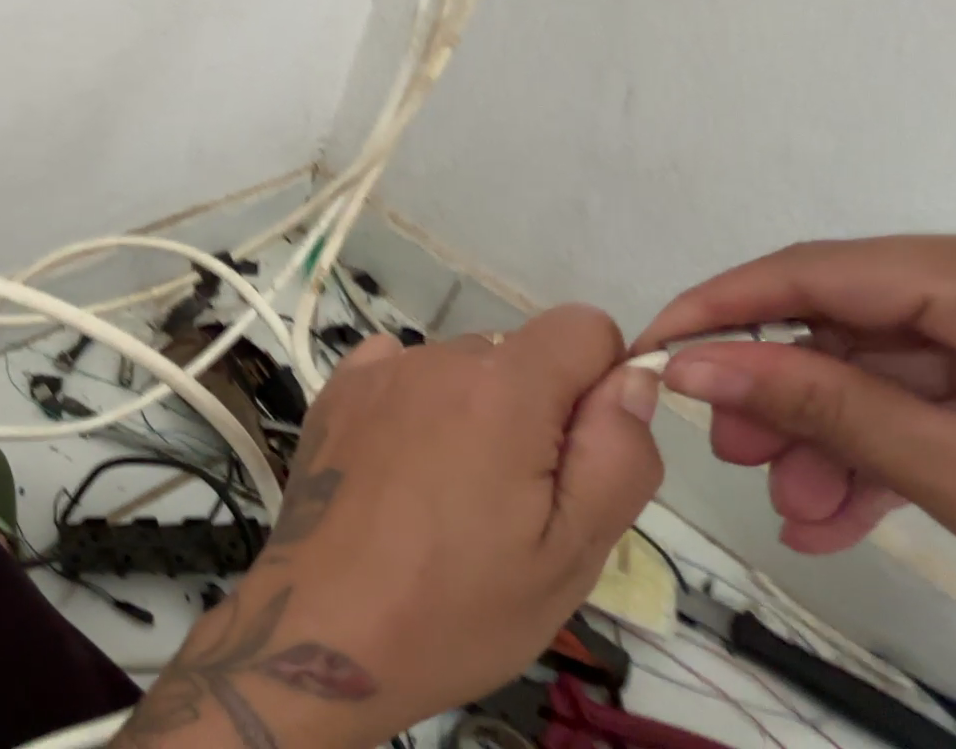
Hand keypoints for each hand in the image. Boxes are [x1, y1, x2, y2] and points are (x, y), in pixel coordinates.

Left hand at [112, 306, 663, 748]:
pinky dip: (414, 403)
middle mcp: (429, 359)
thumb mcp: (574, 551)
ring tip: (450, 495)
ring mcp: (370, 373)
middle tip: (511, 498)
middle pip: (516, 353)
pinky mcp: (331, 394)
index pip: (583, 327)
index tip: (580, 451)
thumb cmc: (458, 605)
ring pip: (456, 366)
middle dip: (535, 408)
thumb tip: (631, 377)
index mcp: (499, 389)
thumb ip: (618, 452)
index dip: (601, 380)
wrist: (324, 627)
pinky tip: (402, 464)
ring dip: (472, 409)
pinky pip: (396, 372)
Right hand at [637, 235, 955, 554]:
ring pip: (869, 371)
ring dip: (818, 440)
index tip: (643, 356)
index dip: (714, 307)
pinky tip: (835, 521)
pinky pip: (917, 403)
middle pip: (835, 324)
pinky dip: (873, 457)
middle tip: (733, 455)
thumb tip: (686, 366)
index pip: (811, 271)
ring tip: (793, 508)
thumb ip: (822, 406)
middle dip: (774, 396)